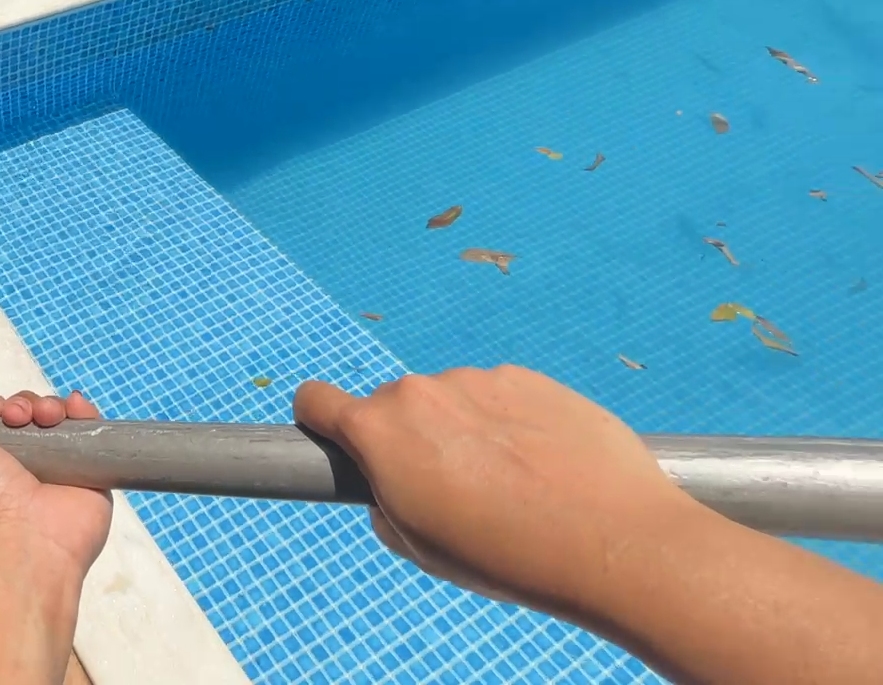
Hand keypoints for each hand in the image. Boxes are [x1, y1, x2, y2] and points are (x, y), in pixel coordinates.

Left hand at [0, 372, 112, 580]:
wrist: (27, 544)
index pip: (2, 414)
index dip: (0, 404)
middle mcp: (28, 460)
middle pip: (31, 411)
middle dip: (25, 405)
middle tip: (21, 419)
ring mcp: (61, 465)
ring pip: (60, 416)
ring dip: (52, 405)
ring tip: (48, 419)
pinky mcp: (92, 471)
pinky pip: (91, 430)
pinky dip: (84, 411)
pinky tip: (76, 409)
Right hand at [293, 366, 705, 621]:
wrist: (622, 548)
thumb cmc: (506, 557)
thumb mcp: (418, 547)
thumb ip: (381, 501)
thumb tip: (389, 483)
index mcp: (375, 430)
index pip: (313, 398)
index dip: (320, 420)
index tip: (346, 444)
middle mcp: (414, 392)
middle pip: (391, 406)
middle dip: (410, 436)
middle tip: (456, 485)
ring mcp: (471, 379)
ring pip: (448, 400)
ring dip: (463, 428)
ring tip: (516, 478)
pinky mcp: (526, 378)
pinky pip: (499, 394)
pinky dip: (510, 420)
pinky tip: (547, 462)